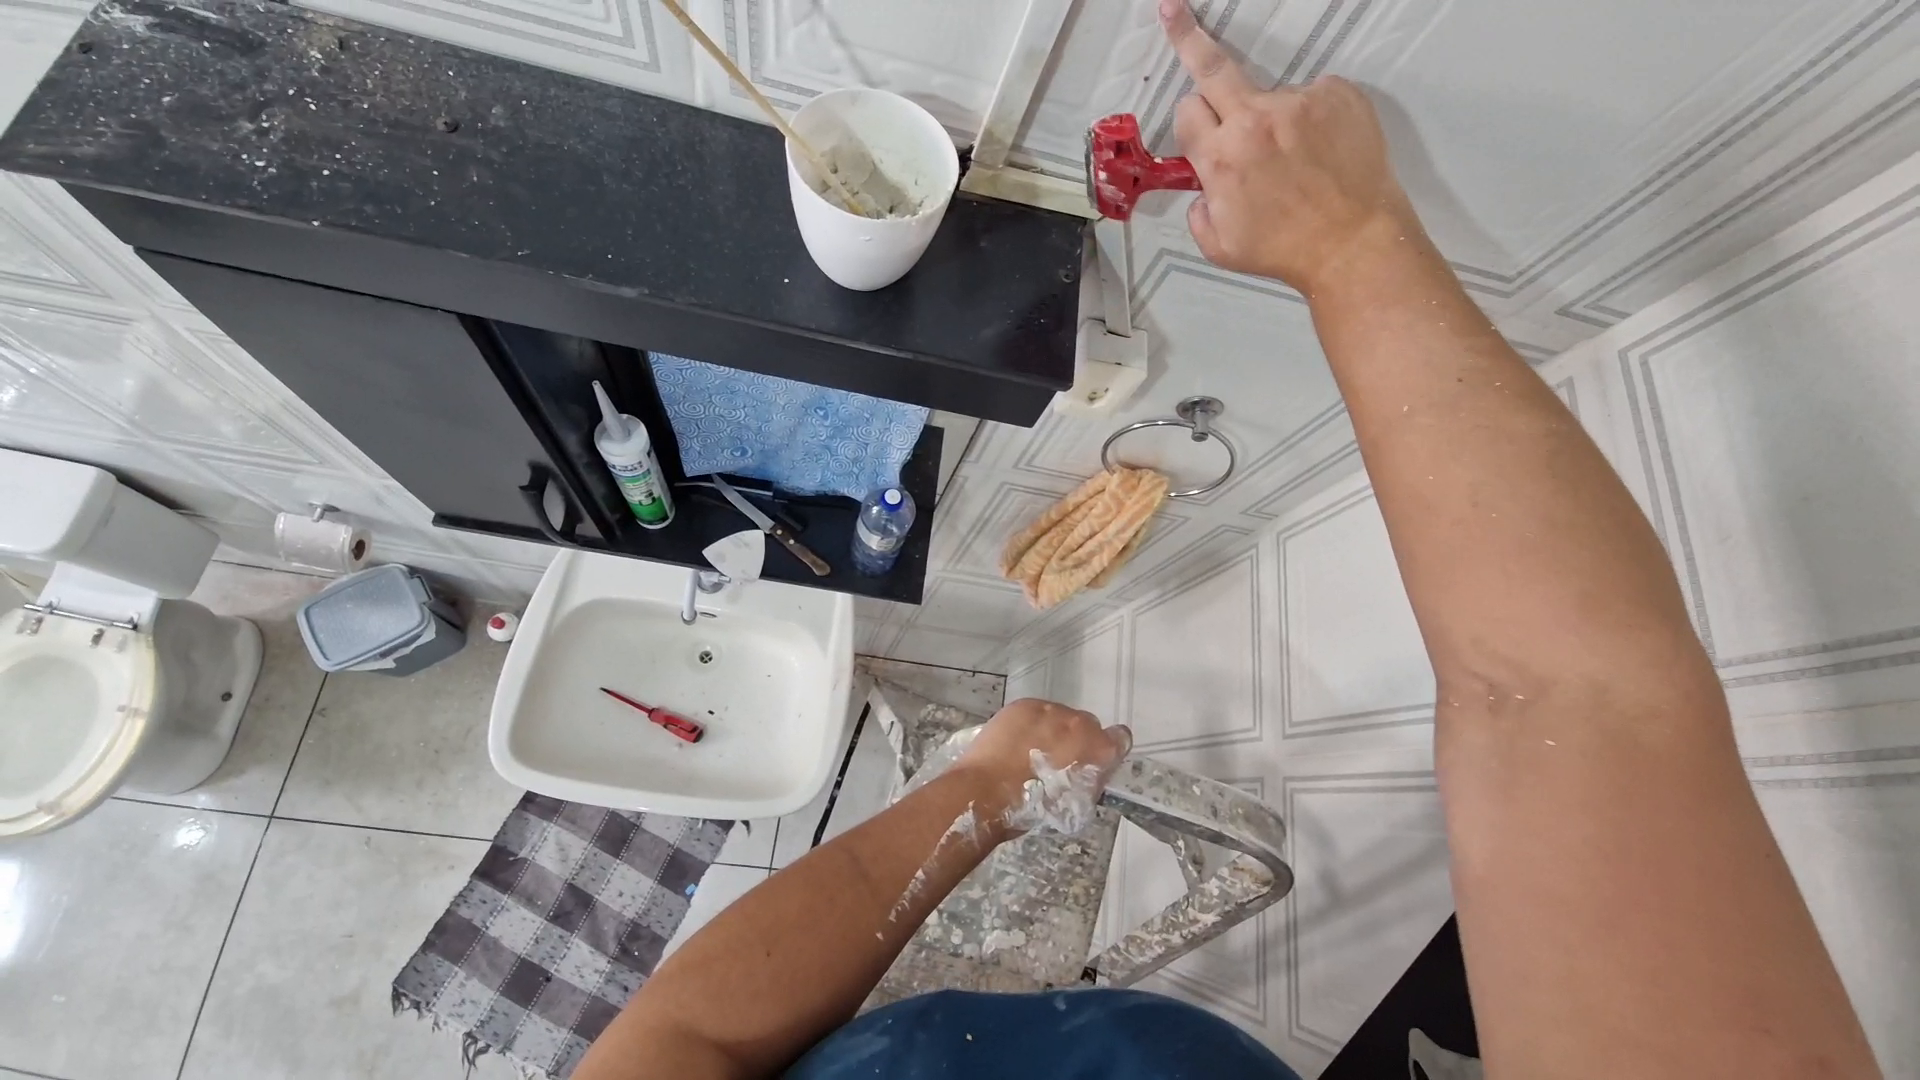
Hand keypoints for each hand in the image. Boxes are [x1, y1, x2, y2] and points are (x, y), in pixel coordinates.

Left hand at [954, 699, 1131, 829]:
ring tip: (1031, 751)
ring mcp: (1050, 710)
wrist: (985, 793)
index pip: (1120, 738)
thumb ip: (1091, 781)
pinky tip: (1016, 741)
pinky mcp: (1024, 705)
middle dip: (1077, 740)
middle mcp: (1079, 723)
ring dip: (1052, 729)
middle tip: (1057, 760)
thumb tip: (1092, 772)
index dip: (1108, 749)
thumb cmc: (1033, 809)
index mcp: (1098, 749)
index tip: (1094, 760)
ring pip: (1060, 716)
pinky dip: (1030, 723)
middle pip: (1087, 725)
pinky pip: (1036, 711)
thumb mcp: (1076, 805)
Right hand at [1160, 0, 1422, 293]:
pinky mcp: (1338, 95)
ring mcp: (1299, 103)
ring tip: (1299, 162)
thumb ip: (1200, 212)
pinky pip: (1315, 96)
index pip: (1187, 112)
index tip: (1192, 115)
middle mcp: (1254, 122)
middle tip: (1173, 10)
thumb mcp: (1219, 247)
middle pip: (1212, 67)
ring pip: (1271, 96)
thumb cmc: (1283, 251)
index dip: (1191, 121)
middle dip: (1187, 37)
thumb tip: (1205, 190)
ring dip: (1273, 119)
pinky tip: (1324, 151)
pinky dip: (1314, 118)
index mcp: (1220, 160)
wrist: (1351, 243)